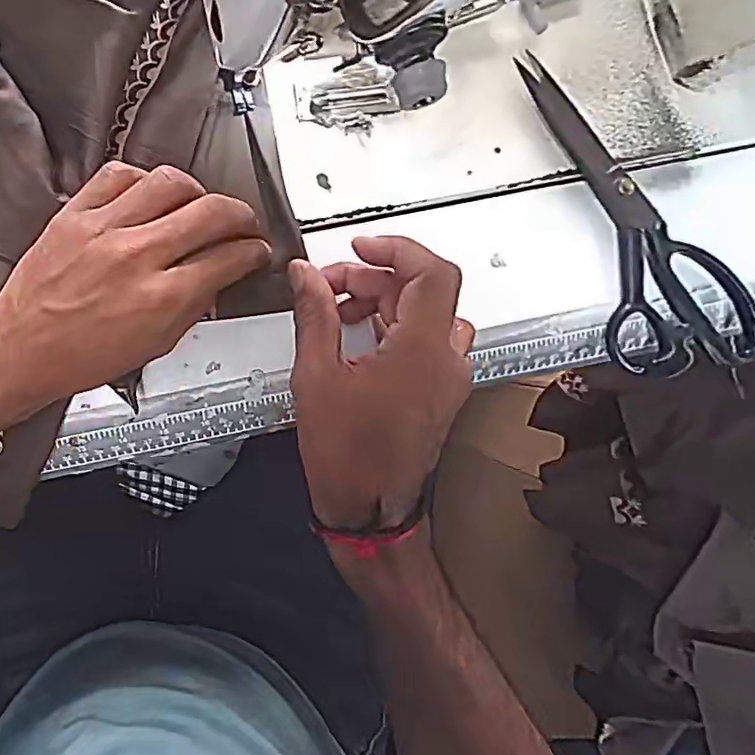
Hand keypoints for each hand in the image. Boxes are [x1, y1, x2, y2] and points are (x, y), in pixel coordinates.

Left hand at [0, 162, 271, 430]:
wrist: (19, 350)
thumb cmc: (77, 358)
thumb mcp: (153, 345)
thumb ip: (193, 307)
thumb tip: (219, 276)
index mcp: (160, 299)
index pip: (229, 257)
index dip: (254, 251)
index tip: (256, 250)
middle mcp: (135, 257)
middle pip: (212, 212)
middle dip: (242, 217)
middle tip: (242, 224)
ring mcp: (102, 230)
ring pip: (171, 182)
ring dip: (198, 192)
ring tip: (198, 205)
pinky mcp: (74, 215)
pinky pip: (119, 175)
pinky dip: (143, 180)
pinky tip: (148, 195)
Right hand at [289, 236, 474, 528]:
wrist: (369, 508)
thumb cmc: (347, 455)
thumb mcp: (315, 375)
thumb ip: (314, 314)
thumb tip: (306, 276)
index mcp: (419, 352)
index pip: (430, 272)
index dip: (395, 248)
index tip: (360, 246)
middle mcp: (445, 360)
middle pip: (421, 290)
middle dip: (372, 278)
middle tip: (326, 286)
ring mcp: (448, 376)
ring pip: (425, 313)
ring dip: (382, 300)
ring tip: (337, 311)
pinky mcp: (441, 389)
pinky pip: (426, 338)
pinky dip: (394, 324)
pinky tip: (357, 335)